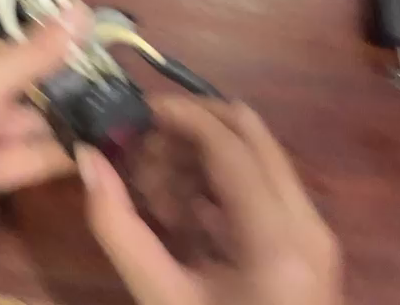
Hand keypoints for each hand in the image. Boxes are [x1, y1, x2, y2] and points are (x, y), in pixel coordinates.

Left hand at [0, 4, 84, 304]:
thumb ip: (30, 51)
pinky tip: (93, 139)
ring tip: (107, 90)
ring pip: (16, 110)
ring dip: (54, 105)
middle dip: (42, 61)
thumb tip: (79, 8)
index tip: (45, 0)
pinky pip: (23, 152)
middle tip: (97, 49)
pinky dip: (52, 148)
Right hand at [78, 96, 340, 304]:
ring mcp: (314, 234)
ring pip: (254, 154)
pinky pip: (260, 185)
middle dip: (188, 127)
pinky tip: (175, 214)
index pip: (227, 143)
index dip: (176, 114)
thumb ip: (118, 226)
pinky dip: (214, 183)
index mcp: (278, 240)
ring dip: (198, 155)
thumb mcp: (162, 300)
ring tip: (151, 190)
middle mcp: (308, 223)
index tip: (130, 113)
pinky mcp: (307, 246)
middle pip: (248, 132)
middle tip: (140, 147)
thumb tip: (85, 156)